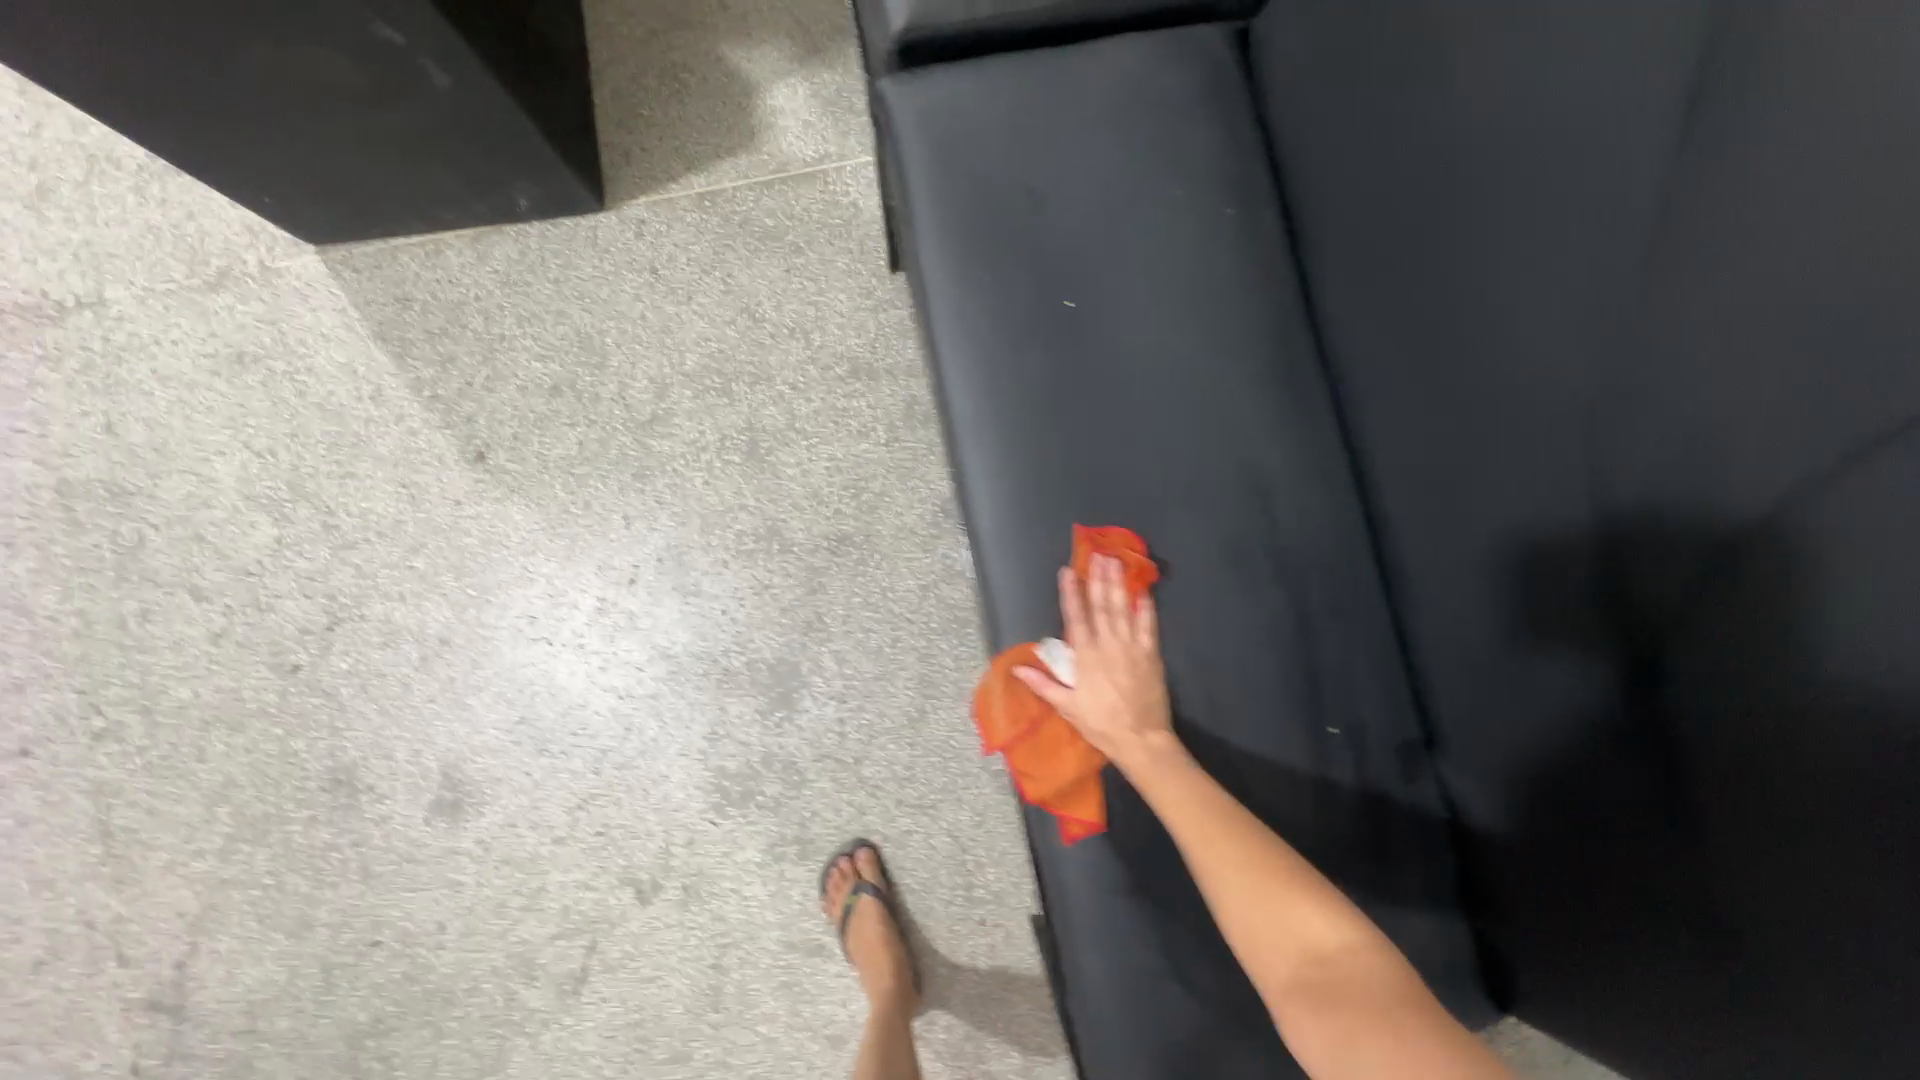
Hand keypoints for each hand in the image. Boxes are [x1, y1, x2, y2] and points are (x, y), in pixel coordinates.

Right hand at [1013, 554, 1182, 774]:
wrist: (1141, 739)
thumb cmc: (1101, 724)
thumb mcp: (1067, 707)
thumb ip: (1043, 684)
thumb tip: (1017, 667)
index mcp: (1086, 657)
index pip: (1076, 618)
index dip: (1070, 593)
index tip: (1067, 571)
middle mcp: (1109, 645)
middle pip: (1102, 606)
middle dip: (1098, 578)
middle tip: (1097, 554)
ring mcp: (1133, 647)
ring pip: (1124, 609)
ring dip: (1119, 584)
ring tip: (1115, 562)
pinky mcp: (1152, 655)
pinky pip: (1149, 625)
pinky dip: (1146, 607)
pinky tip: (1143, 590)